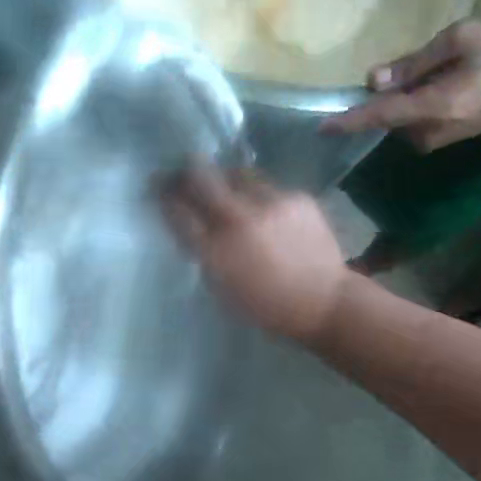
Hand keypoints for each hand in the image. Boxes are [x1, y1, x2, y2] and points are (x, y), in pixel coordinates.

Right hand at [159, 164, 349, 341]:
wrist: (324, 301)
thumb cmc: (268, 307)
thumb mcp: (224, 290)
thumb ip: (205, 256)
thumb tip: (193, 228)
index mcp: (217, 251)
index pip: (178, 210)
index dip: (162, 195)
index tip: (156, 188)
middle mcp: (239, 219)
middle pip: (201, 177)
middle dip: (186, 172)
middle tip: (182, 174)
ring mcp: (270, 203)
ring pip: (237, 174)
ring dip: (225, 179)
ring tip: (226, 189)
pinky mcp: (296, 196)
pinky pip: (268, 186)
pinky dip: (258, 195)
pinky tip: (264, 210)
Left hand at [323, 20, 480, 149]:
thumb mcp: (463, 40)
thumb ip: (415, 62)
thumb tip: (374, 79)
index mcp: (432, 108)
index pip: (378, 116)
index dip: (348, 121)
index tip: (320, 127)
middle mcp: (427, 132)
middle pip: (386, 116)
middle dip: (381, 96)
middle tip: (398, 65)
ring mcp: (434, 140)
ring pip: (400, 118)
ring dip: (402, 97)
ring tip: (435, 68)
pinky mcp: (441, 137)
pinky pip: (413, 120)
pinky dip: (413, 103)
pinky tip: (438, 81)